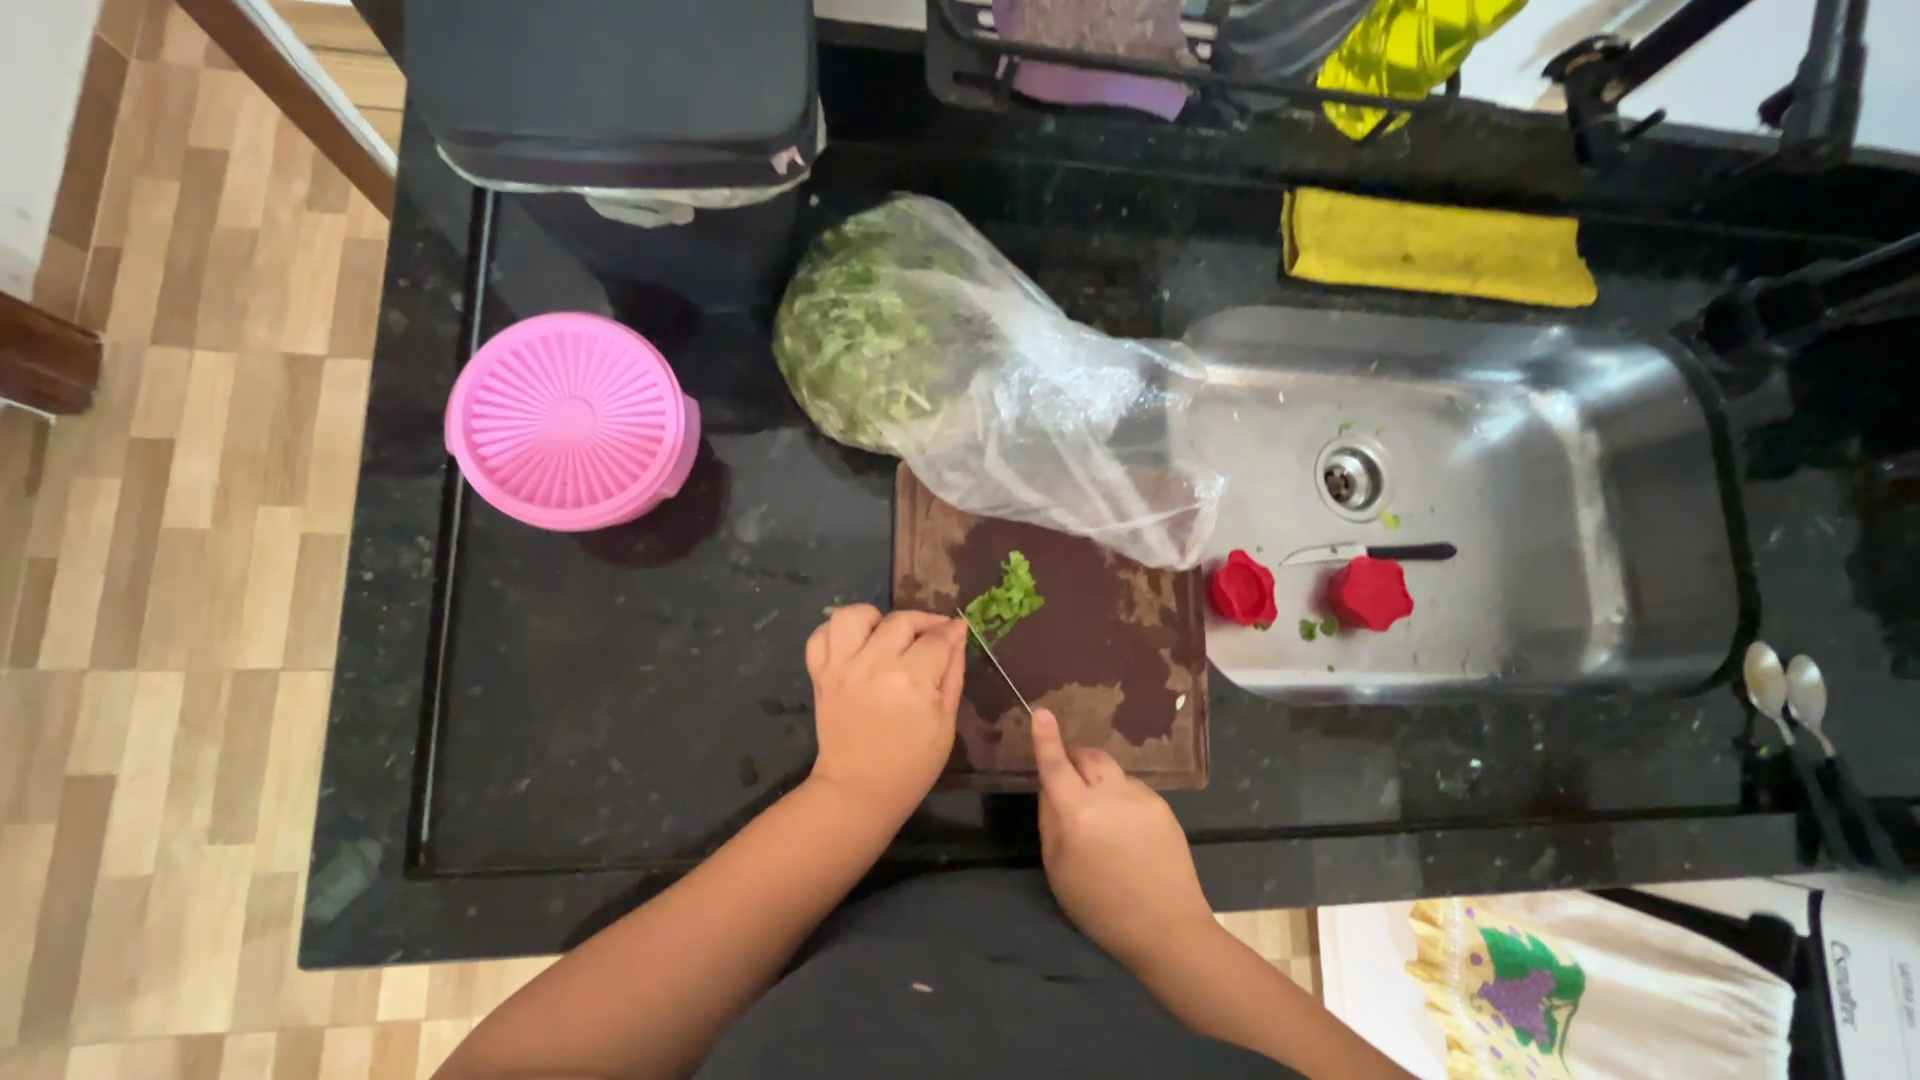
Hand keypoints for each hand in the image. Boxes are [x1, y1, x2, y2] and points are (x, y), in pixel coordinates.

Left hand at [804, 605, 966, 818]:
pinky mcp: (820, 675)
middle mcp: (873, 665)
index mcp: (910, 680)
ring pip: (854, 616)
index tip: (956, 631)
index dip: (951, 631)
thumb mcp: (946, 722)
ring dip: (875, 619)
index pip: (937, 639)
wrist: (859, 791)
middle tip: (930, 638)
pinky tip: (855, 645)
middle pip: (901, 621)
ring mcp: (841, 668)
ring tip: (886, 636)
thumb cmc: (912, 764)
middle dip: (922, 623)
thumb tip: (958, 634)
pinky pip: (820, 636)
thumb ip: (953, 673)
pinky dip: (837, 633)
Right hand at [1032, 708, 1216, 965]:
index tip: (1041, 712)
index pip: (1056, 765)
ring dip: (1100, 781)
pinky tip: (1128, 832)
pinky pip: (1133, 788)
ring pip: (1112, 771)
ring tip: (1103, 820)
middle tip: (1070, 783)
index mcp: (1077, 813)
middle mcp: (1110, 795)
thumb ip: (1050, 821)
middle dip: (1075, 760)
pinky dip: (1122, 798)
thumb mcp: (1058, 869)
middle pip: (1088, 756)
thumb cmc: (1100, 907)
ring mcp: (1141, 798)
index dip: (1046, 738)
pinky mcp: (1163, 806)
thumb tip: (1051, 788)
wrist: (1166, 927)